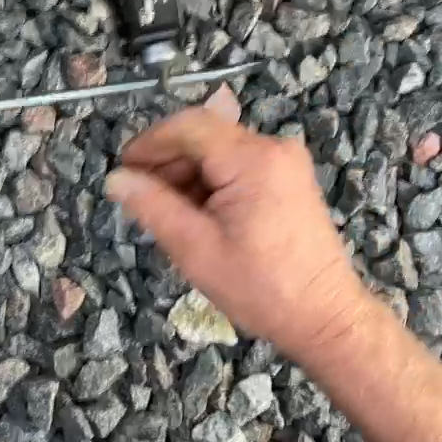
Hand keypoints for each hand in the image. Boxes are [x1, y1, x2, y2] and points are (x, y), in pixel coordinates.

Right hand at [105, 103, 374, 363]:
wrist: (325, 316)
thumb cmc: (262, 289)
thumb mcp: (196, 250)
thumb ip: (153, 206)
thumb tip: (115, 178)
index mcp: (252, 160)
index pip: (189, 125)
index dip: (150, 142)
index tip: (124, 169)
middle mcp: (273, 148)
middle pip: (204, 134)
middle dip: (168, 161)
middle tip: (142, 197)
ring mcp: (285, 161)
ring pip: (219, 149)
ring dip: (188, 173)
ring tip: (170, 213)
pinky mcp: (288, 176)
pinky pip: (238, 163)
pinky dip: (212, 181)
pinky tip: (199, 214)